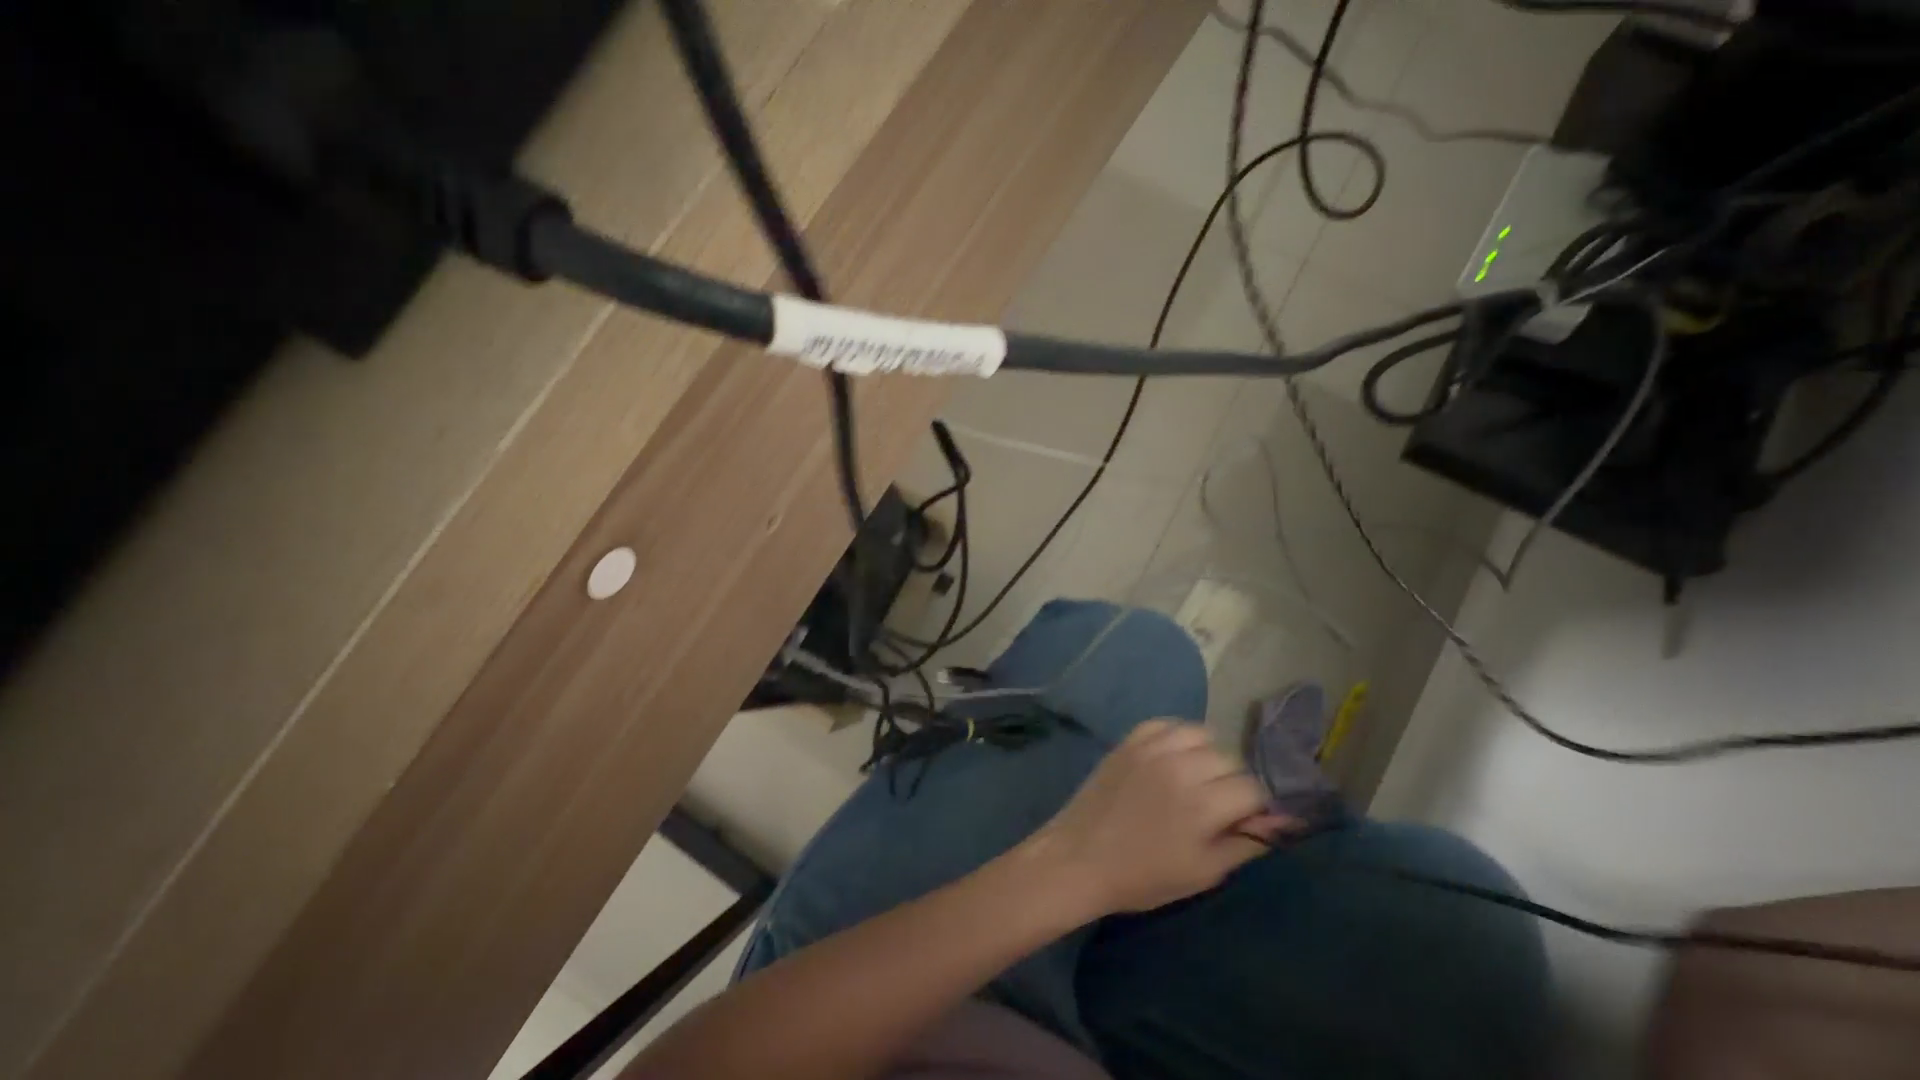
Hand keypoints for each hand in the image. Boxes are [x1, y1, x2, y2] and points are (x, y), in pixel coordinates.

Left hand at [1026, 719, 1297, 915]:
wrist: (1078, 860)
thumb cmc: (1143, 877)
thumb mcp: (1204, 872)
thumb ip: (1247, 842)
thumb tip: (1283, 820)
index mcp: (1203, 805)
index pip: (1253, 789)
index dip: (1253, 808)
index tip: (1241, 822)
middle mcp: (1182, 767)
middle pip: (1231, 760)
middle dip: (1231, 783)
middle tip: (1214, 807)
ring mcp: (1153, 748)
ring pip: (1203, 735)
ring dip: (1207, 756)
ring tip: (1194, 780)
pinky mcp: (1130, 741)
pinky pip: (1168, 724)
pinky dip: (1177, 738)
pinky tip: (1172, 760)